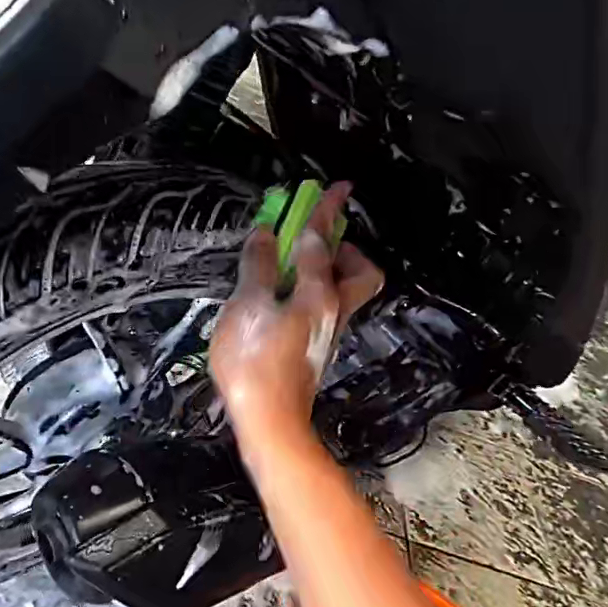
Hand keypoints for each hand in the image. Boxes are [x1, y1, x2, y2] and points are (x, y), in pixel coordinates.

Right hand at [209, 182, 382, 436]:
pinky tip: (278, 298)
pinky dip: (307, 292)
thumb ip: (259, 267)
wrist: (268, 420)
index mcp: (320, 295)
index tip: (336, 187)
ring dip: (323, 270)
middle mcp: (333, 312)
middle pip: (359, 274)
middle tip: (316, 240)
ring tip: (289, 263)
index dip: (328, 211)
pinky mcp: (313, 349)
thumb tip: (268, 234)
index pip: (325, 243)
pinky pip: (320, 308)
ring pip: (340, 291)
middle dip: (344, 249)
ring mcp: (326, 334)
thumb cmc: (255, 361)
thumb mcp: (248, 306)